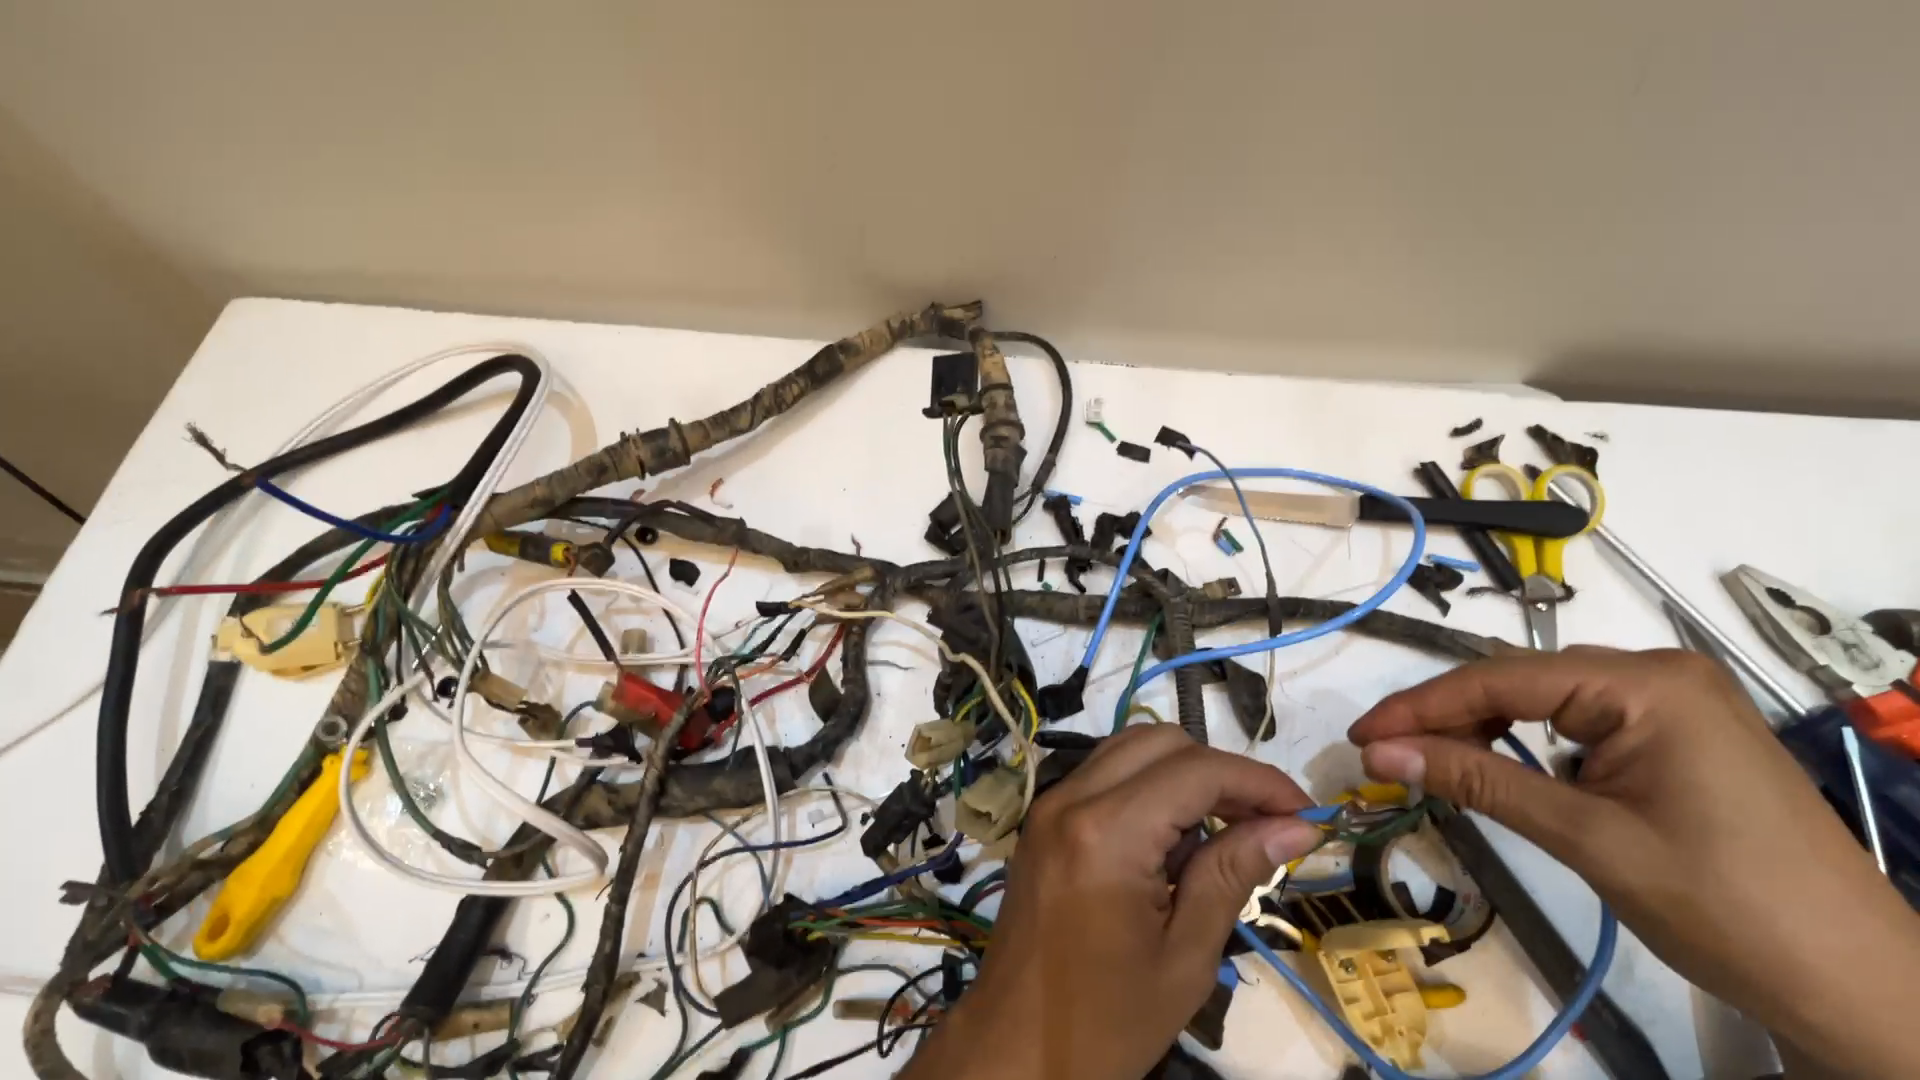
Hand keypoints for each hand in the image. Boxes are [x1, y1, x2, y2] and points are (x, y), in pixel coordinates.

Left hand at [901, 725, 1321, 1079]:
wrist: (1016, 1048)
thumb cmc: (1107, 1020)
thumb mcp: (1186, 956)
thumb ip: (1234, 874)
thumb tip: (1294, 825)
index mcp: (1106, 832)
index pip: (1197, 770)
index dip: (1260, 781)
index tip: (1306, 814)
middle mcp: (1070, 800)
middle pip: (1161, 741)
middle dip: (1222, 771)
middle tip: (1266, 822)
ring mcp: (1049, 806)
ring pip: (1130, 749)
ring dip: (1184, 773)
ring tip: (1226, 830)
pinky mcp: (1042, 822)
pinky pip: (1104, 776)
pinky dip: (1148, 787)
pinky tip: (1174, 840)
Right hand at [1350, 646, 1919, 1074]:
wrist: (1859, 984)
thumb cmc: (1723, 906)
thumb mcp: (1585, 838)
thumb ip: (1477, 780)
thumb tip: (1378, 750)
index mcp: (1647, 683)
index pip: (1501, 679)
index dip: (1420, 706)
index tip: (1360, 735)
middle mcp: (1659, 672)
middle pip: (1519, 680)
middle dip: (1446, 717)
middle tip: (1385, 755)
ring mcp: (1674, 701)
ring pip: (1543, 698)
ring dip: (1481, 728)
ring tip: (1428, 763)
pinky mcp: (1678, 733)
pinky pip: (1578, 720)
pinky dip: (1527, 742)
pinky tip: (1496, 766)